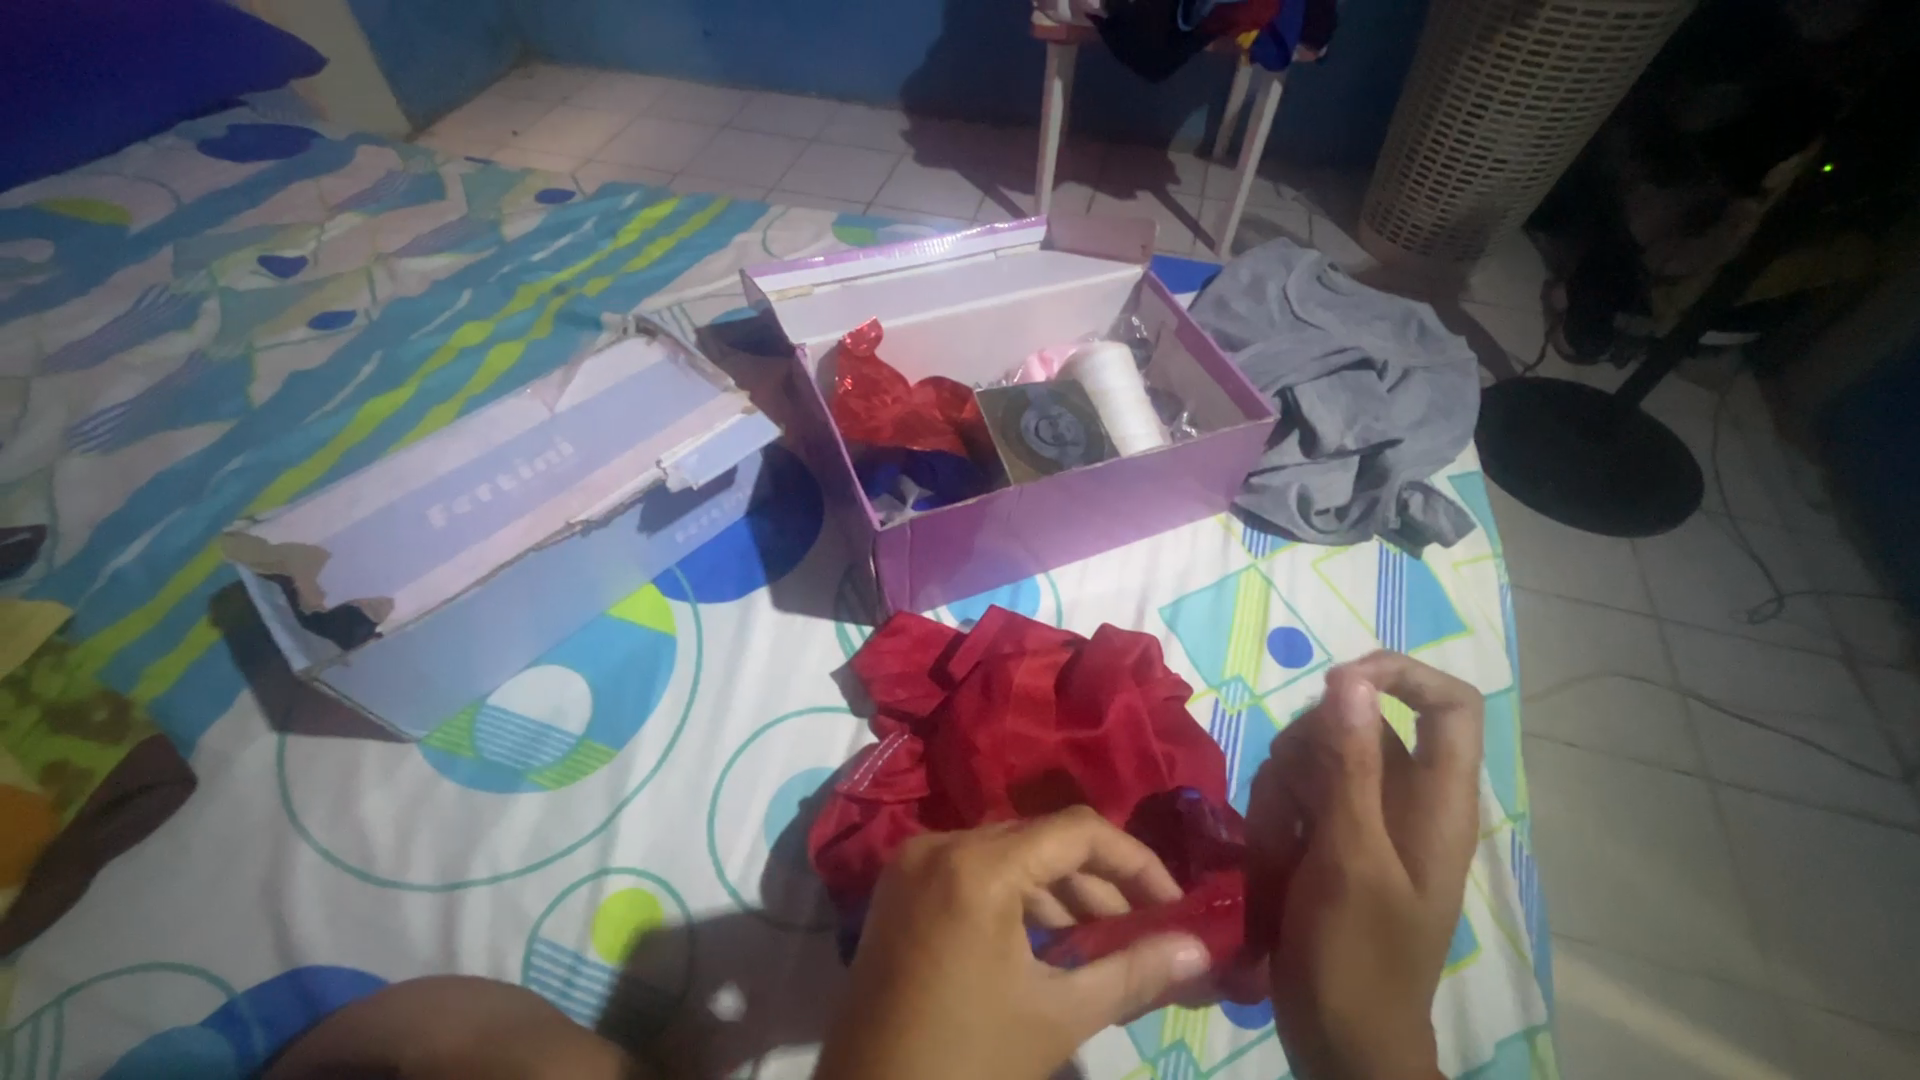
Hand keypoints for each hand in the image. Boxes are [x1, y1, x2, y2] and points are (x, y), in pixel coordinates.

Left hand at [814, 806, 1212, 1079]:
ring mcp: (913, 863)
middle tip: (1144, 930)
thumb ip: (1134, 973)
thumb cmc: (966, 1060)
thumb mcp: (1059, 1016)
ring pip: (1006, 854)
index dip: (1135, 862)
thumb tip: (1200, 950)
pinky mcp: (900, 886)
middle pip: (1040, 839)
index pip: (1076, 831)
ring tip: (1100, 944)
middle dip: (1098, 882)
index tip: (1173, 905)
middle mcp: (940, 844)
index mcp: (977, 866)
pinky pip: (973, 871)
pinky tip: (1046, 942)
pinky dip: (1015, 897)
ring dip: (1058, 892)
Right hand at [1247, 652, 1483, 1079]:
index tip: (1336, 685)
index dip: (1398, 675)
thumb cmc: (1358, 956)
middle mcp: (1406, 797)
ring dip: (1281, 792)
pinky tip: (1273, 858)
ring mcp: (1363, 816)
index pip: (1448, 703)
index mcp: (1439, 800)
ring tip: (1282, 848)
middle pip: (1354, 723)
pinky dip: (1272, 816)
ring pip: (1311, 755)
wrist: (1338, 1035)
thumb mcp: (1351, 857)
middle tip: (1294, 809)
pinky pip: (1290, 791)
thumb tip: (1349, 677)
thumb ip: (1350, 765)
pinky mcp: (1328, 835)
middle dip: (1309, 754)